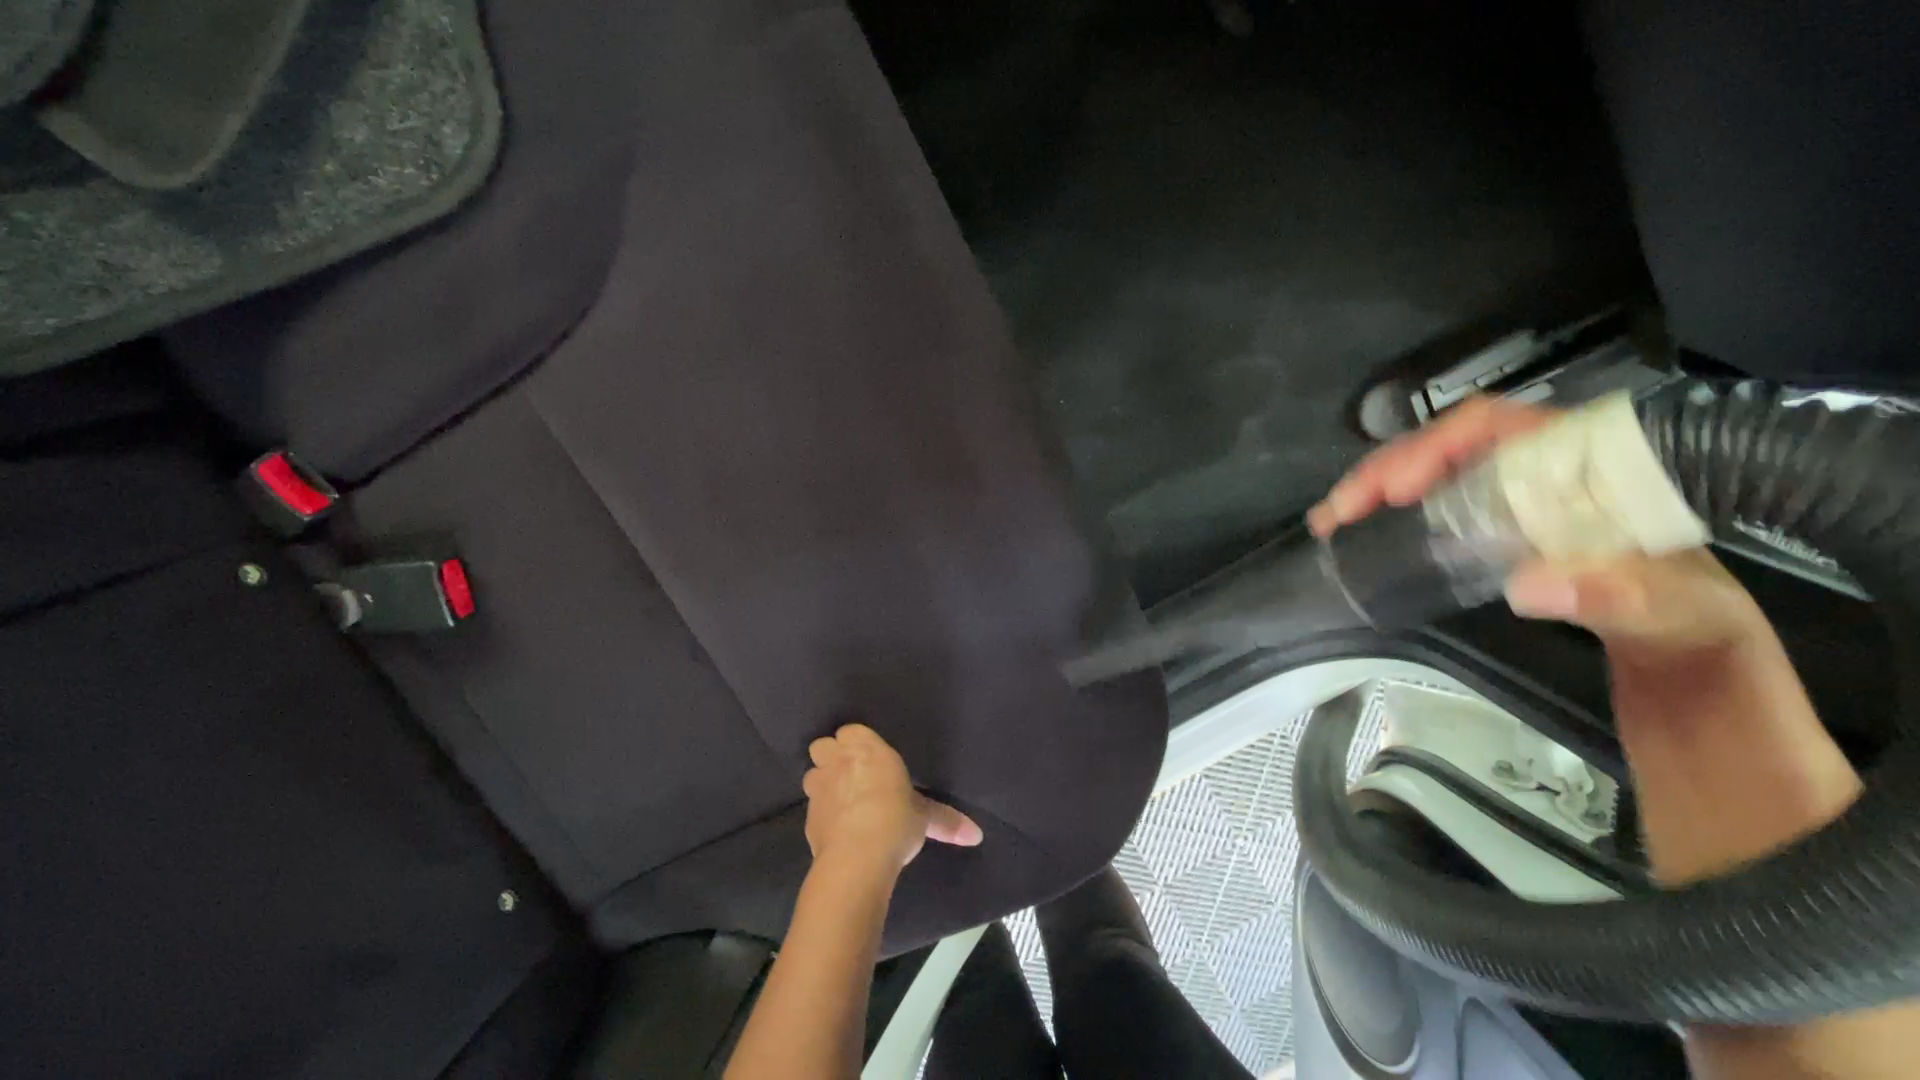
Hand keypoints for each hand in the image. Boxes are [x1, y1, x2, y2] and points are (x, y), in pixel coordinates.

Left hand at [802, 724, 982, 873]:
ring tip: (843, 800)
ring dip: (824, 782)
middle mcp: (837, 761)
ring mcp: (818, 789)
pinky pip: (813, 807)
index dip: (859, 743)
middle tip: (854, 776)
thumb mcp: (925, 818)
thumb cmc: (895, 820)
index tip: (872, 760)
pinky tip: (838, 829)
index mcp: (867, 749)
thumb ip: (946, 820)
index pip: (852, 730)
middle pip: (824, 746)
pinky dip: (823, 813)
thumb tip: (976, 835)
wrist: (857, 857)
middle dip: (833, 757)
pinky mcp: (807, 818)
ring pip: (813, 774)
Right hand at [1308, 396, 1767, 657]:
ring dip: (1377, 487)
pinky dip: (1390, 511)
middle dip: (1387, 468)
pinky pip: (1435, 502)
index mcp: (1583, 466)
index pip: (1498, 427)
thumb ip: (1612, 594)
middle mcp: (1541, 470)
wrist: (1689, 651)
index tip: (1397, 489)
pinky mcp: (1497, 526)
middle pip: (1448, 445)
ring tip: (1334, 519)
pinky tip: (1361, 528)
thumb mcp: (1665, 612)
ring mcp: (1515, 497)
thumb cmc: (1687, 621)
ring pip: (1433, 470)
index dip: (1437, 446)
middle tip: (1341, 510)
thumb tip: (1528, 584)